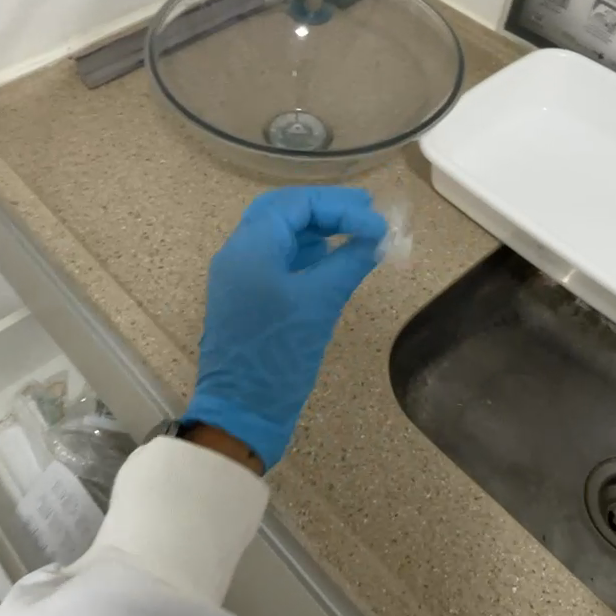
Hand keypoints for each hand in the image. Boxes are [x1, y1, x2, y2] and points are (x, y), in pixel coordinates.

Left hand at [182, 186, 386, 469]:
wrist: (241, 412)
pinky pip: (276, 260)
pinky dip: (305, 253)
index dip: (340, 206)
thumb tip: (377, 239)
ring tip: (356, 232)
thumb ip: (349, 262)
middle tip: (366, 211)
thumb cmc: (278, 355)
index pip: (296, 203)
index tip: (377, 223)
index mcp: (249, 247)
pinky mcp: (245, 298)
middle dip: (326, 209)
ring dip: (316, 229)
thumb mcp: (320, 303)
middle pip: (283, 212)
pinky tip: (332, 259)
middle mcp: (238, 253)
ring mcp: (239, 277)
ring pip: (278, 235)